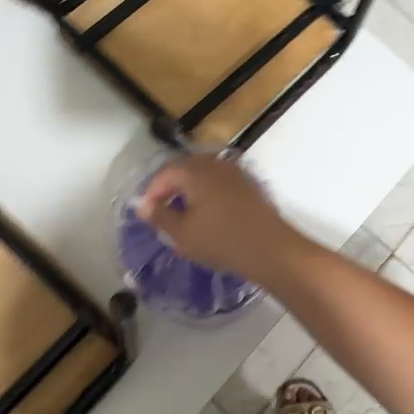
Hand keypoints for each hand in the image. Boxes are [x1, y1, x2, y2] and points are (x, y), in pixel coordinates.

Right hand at [135, 154, 309, 283]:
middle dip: (170, 187)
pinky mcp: (250, 186)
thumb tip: (143, 205)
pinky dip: (208, 193)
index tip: (146, 212)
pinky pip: (221, 183)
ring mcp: (237, 173)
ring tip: (183, 214)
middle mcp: (217, 164)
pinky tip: (208, 214)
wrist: (270, 248)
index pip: (166, 172)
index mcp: (197, 170)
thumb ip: (160, 216)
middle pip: (186, 168)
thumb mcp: (182, 233)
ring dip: (190, 190)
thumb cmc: (221, 240)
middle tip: (162, 210)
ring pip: (205, 175)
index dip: (152, 191)